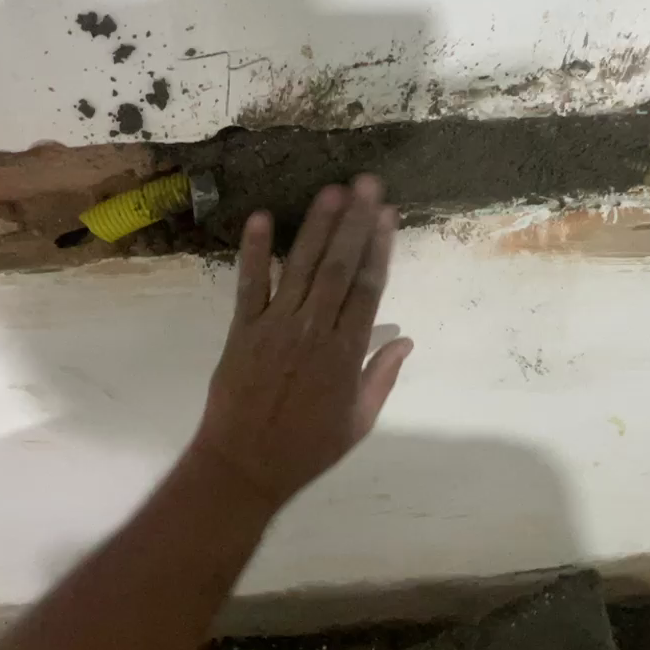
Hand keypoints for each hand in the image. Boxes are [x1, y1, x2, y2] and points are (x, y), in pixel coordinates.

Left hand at [190, 175, 413, 509]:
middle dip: (354, 222)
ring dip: (316, 226)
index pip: (367, 288)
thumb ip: (381, 377)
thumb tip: (407, 339)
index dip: (378, 247)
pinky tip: (261, 218)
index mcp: (345, 353)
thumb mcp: (358, 422)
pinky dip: (255, 252)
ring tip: (330, 191)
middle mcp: (313, 330)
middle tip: (365, 183)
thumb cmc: (307, 448)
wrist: (245, 466)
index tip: (386, 214)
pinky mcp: (242, 329)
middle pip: (339, 267)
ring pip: (301, 267)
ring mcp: (275, 326)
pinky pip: (250, 285)